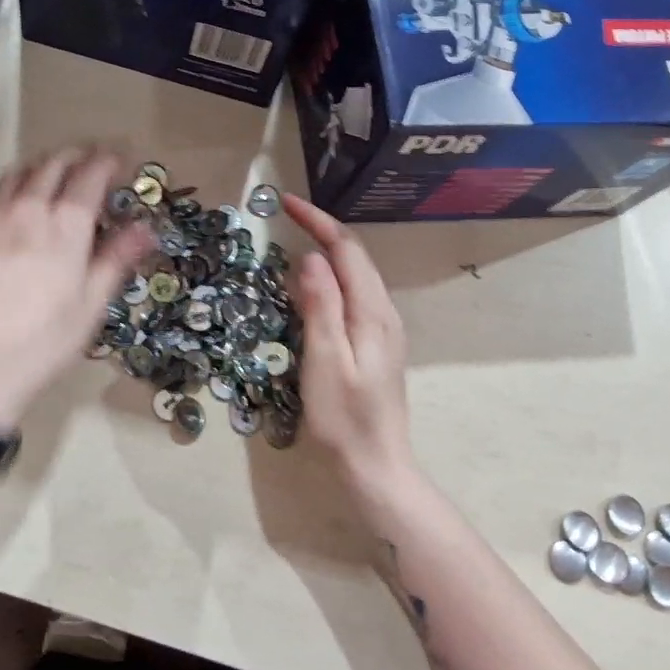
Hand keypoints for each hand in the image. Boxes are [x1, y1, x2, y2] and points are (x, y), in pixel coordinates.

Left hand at [0, 148, 151, 433]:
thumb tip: (147, 228)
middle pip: (54, 164)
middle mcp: (30, 212)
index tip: (124, 158)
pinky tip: (24, 199)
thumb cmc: (43, 344)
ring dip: (46, 163)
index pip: (90, 175)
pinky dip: (19, 181)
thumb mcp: (91, 306)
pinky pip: (0, 192)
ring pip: (22, 172)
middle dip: (79, 155)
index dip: (110, 160)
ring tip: (61, 172)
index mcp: (65, 227)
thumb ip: (117, 259)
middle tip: (97, 162)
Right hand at [283, 194, 414, 488]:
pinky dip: (333, 278)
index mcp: (372, 313)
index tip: (286, 203)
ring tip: (296, 240)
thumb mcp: (324, 359)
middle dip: (323, 229)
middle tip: (287, 215)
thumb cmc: (343, 418)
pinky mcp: (376, 346)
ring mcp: (383, 331)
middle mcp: (383, 314)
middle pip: (356, 258)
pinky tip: (312, 288)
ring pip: (357, 276)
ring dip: (329, 252)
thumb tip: (311, 257)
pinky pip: (354, 296)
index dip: (318, 222)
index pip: (347, 250)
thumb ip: (320, 306)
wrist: (374, 467)